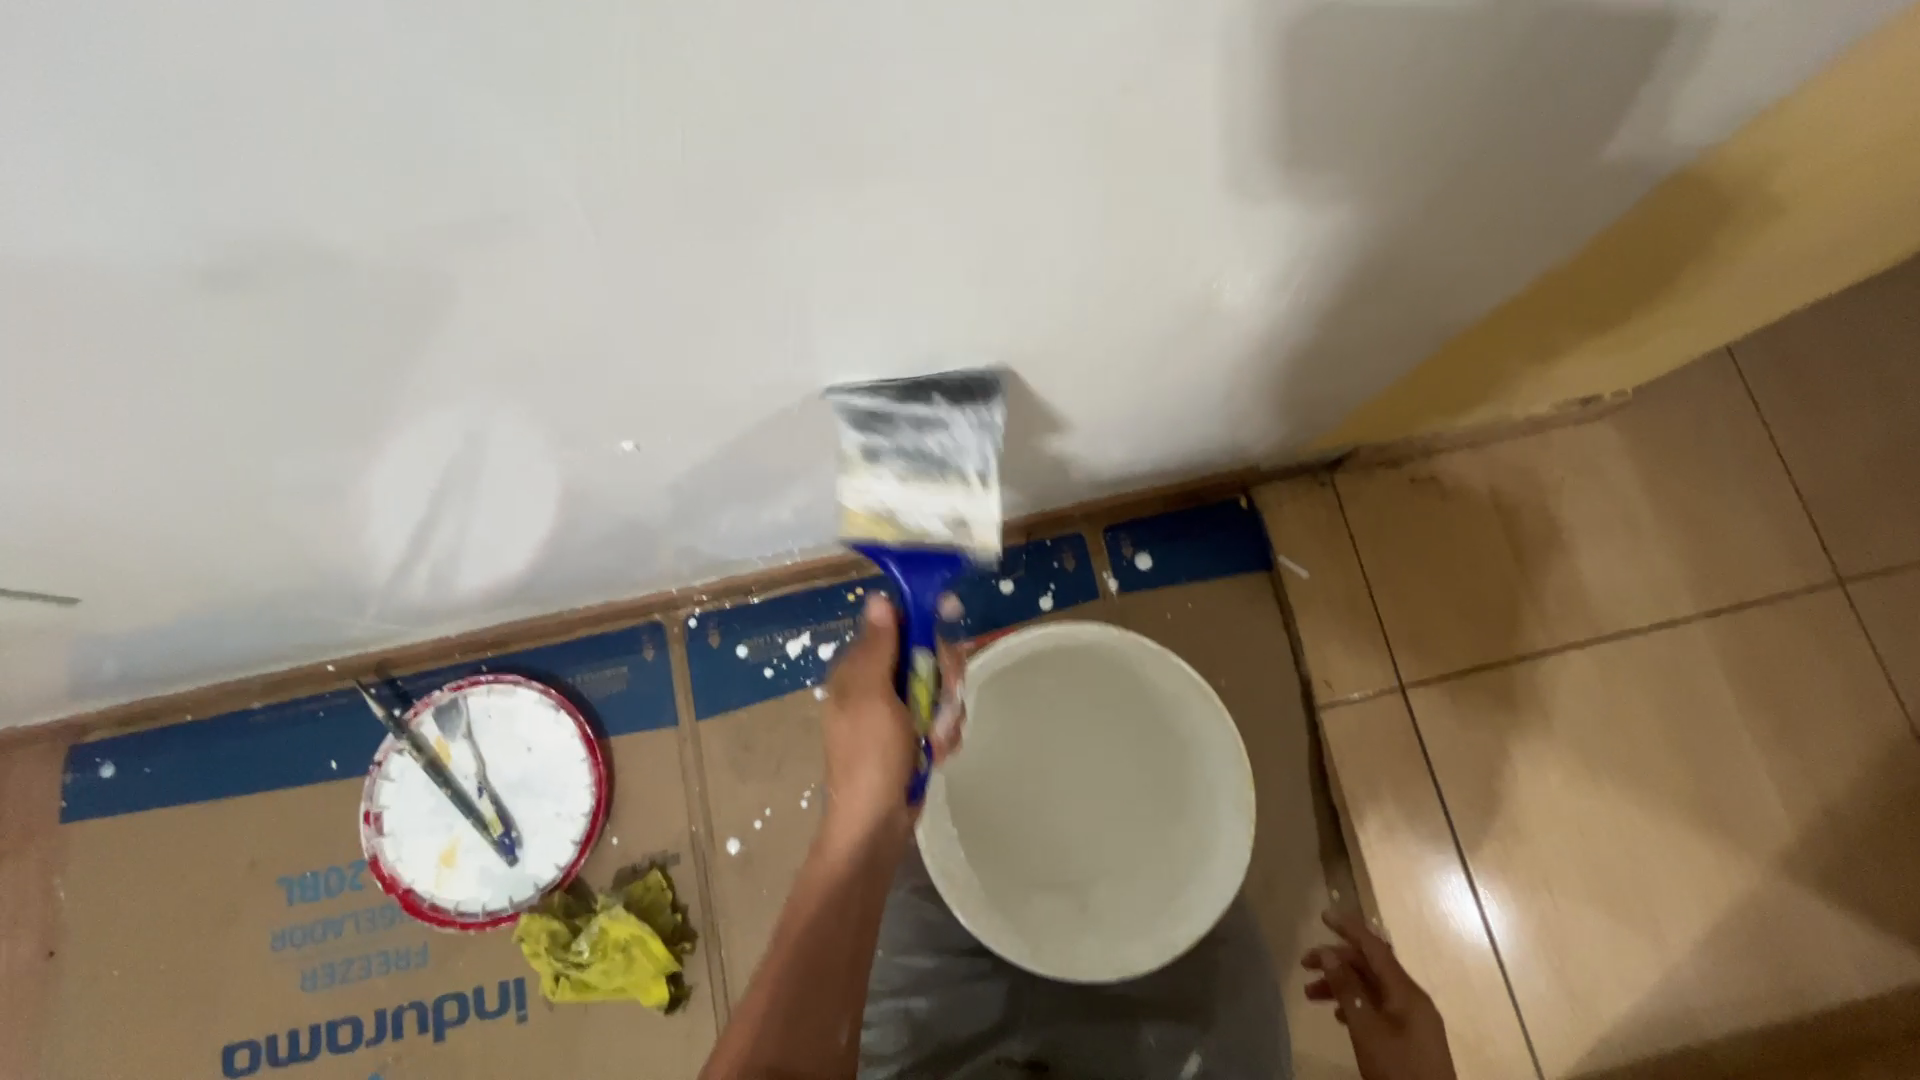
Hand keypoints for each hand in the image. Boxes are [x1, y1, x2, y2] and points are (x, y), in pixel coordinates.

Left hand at [819, 594, 966, 840]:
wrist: (876, 825)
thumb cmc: (870, 758)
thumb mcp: (872, 696)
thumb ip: (878, 647)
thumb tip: (877, 597)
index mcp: (859, 667)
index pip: (898, 623)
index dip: (925, 621)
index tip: (951, 620)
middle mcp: (876, 682)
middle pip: (927, 653)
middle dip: (943, 678)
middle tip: (943, 701)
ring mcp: (896, 710)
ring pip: (940, 686)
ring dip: (946, 713)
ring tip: (936, 739)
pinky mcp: (913, 733)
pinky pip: (943, 716)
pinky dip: (945, 733)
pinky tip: (937, 752)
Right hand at [1304, 909, 1456, 1079]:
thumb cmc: (1397, 1069)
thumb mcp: (1366, 1029)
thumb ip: (1347, 988)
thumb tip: (1328, 953)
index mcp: (1406, 992)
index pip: (1375, 948)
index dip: (1349, 928)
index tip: (1323, 915)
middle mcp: (1412, 999)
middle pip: (1371, 967)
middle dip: (1336, 961)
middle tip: (1304, 965)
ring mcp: (1413, 1019)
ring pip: (1372, 988)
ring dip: (1342, 985)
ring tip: (1311, 995)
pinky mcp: (1410, 1037)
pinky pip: (1378, 1007)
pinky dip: (1355, 1003)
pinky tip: (1338, 1016)